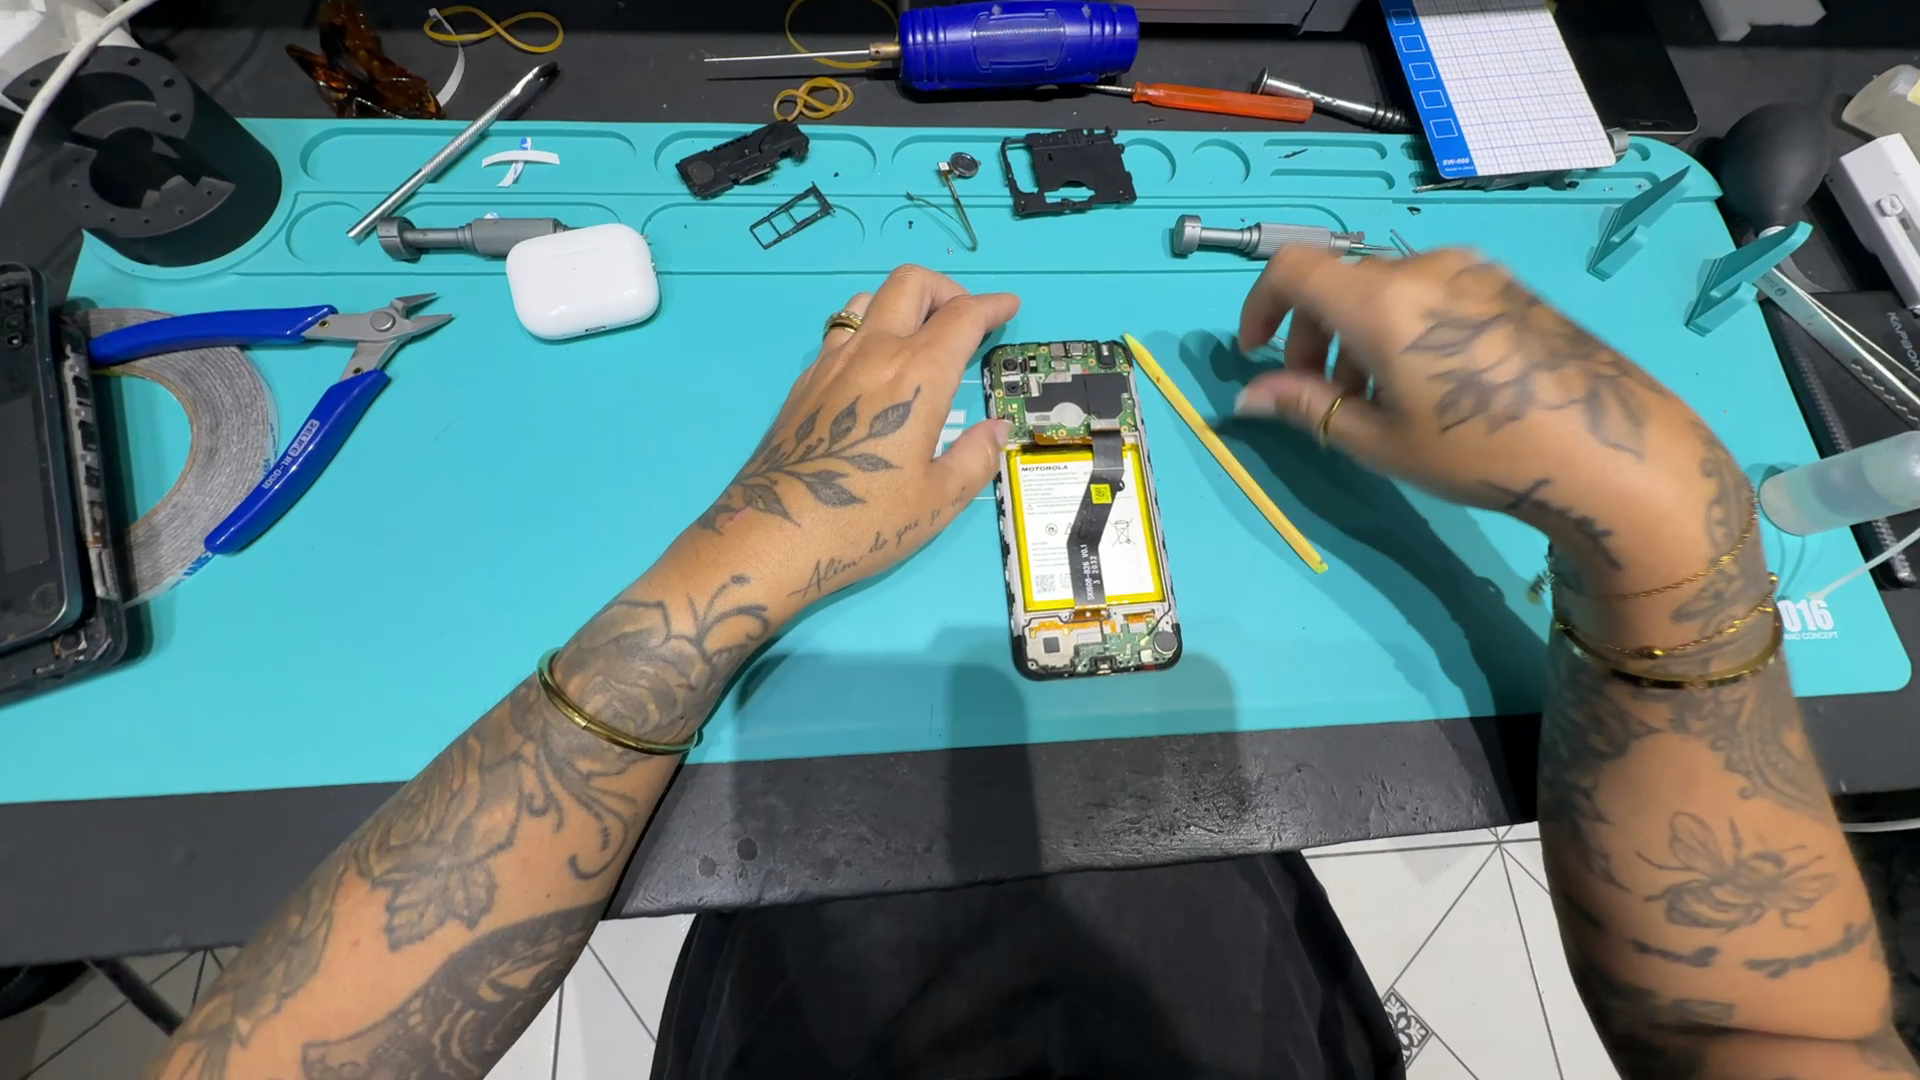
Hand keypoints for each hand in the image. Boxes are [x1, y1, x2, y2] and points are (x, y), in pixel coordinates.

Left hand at [690, 265, 1017, 614]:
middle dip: (948, 289)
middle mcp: (873, 353)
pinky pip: (841, 332)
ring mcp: (830, 363)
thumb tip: (996, 429)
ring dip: (904, 304)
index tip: (1009, 306)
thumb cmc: (865, 523)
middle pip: (911, 284)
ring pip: (868, 299)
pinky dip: (870, 330)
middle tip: (966, 319)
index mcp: (917, 376)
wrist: (773, 537)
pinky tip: (876, 371)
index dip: (992, 305)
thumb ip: (976, 457)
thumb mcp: (939, 501)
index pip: (962, 317)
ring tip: (921, 337)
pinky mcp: (804, 382)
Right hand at [1230, 247, 1722, 587]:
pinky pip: (1424, 293)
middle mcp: (1424, 270)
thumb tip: (1246, 397)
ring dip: (1350, 337)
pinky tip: (1419, 383)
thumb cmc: (1477, 451)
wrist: (1612, 452)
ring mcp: (1472, 273)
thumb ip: (1303, 406)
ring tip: (1372, 399)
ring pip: (1380, 290)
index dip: (1258, 307)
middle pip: (1336, 283)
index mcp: (1382, 302)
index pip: (1292, 270)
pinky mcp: (1504, 287)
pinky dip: (1393, 329)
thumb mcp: (1375, 439)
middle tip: (1319, 396)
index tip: (1255, 354)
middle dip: (1307, 336)